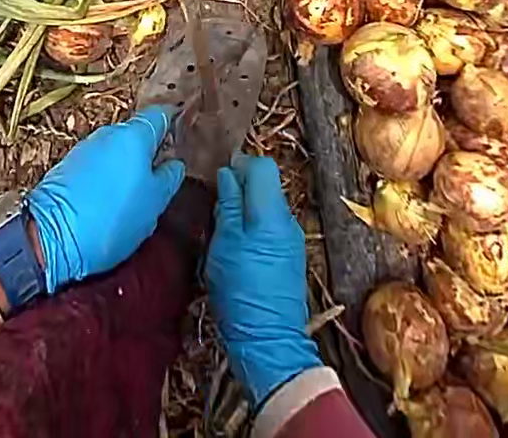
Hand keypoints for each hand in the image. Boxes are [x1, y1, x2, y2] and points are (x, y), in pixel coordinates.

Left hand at [27, 106, 185, 292]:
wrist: (48, 238)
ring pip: (116, 149)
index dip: (173, 127)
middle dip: (149, 151)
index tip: (178, 146)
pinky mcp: (66, 166)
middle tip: (158, 178)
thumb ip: (170, 176)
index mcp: (135, 134)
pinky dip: (105, 176)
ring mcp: (85, 148)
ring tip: (131, 195)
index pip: (161, 115)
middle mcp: (109, 133)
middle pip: (137, 133)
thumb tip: (174, 164)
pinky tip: (107, 200)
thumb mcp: (155, 201)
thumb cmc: (112, 217)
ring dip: (126, 165)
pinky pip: (96, 164)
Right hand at [206, 155, 321, 405]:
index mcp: (272, 211)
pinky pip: (271, 227)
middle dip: (241, 188)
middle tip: (216, 207)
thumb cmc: (241, 291)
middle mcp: (287, 219)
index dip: (240, 165)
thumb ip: (228, 206)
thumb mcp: (225, 245)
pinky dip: (253, 227)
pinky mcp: (289, 255)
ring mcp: (291, 238)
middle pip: (266, 185)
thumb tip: (229, 172)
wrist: (270, 342)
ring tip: (222, 232)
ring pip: (267, 206)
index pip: (263, 166)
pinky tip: (237, 248)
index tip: (219, 178)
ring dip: (245, 209)